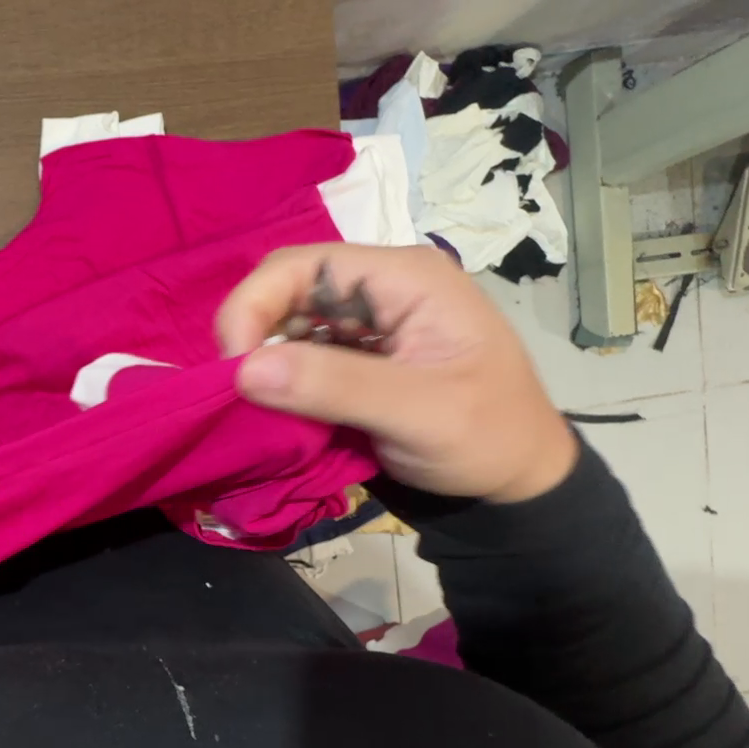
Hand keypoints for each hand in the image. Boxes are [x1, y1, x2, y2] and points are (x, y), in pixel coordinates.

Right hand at [216, 244, 577, 502]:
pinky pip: (293, 354)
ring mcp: (363, 323)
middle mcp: (377, 289)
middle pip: (283, 288)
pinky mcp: (350, 356)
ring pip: (282, 322)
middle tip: (235, 390)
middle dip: (249, 334)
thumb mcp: (419, 412)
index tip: (236, 371)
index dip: (253, 308)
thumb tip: (245, 370)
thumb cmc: (484, 438)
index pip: (300, 266)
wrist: (513, 480)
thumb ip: (334, 386)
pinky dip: (273, 379)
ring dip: (258, 360)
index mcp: (403, 279)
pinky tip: (273, 407)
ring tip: (253, 403)